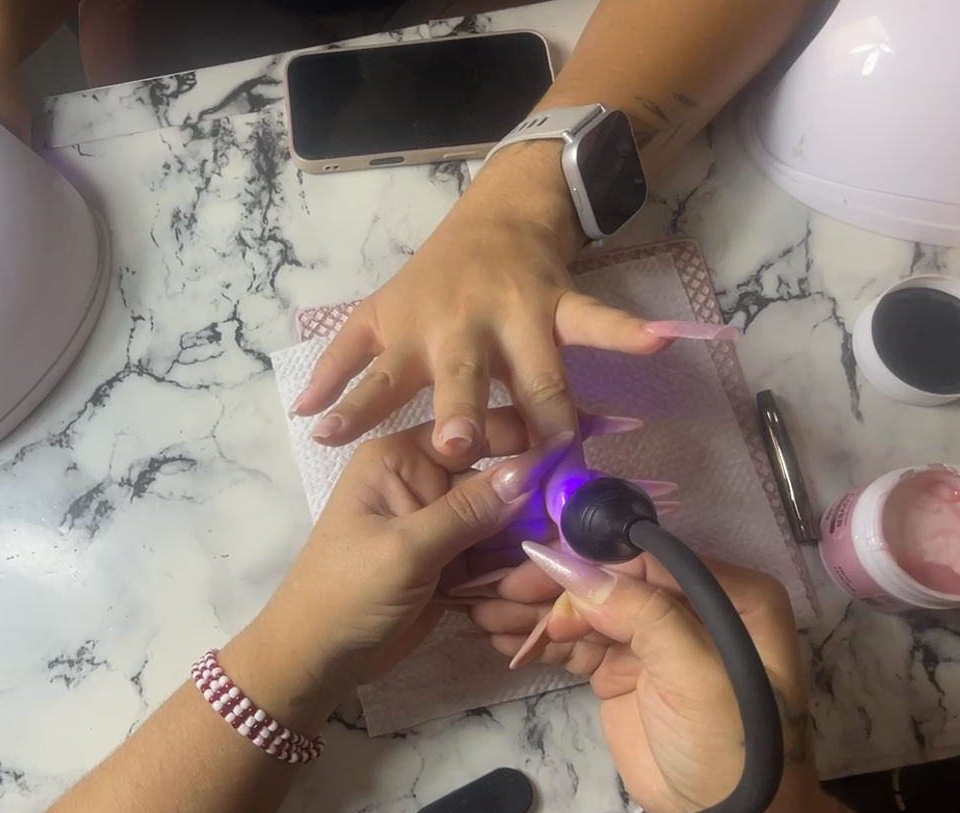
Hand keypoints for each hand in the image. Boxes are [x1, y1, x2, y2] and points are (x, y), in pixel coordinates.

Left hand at [226, 412, 571, 727]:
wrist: (318, 658)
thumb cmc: (346, 593)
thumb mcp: (406, 548)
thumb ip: (469, 510)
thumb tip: (532, 468)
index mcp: (400, 458)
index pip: (475, 434)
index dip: (527, 447)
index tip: (578, 466)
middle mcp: (422, 481)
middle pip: (498, 482)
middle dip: (532, 512)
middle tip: (571, 539)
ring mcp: (437, 524)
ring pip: (502, 525)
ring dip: (524, 551)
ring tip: (547, 576)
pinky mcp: (448, 561)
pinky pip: (493, 558)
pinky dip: (509, 575)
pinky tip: (527, 592)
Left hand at [288, 144, 669, 454]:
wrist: (495, 217)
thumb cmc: (428, 286)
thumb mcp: (374, 319)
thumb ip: (340, 367)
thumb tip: (302, 414)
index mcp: (413, 338)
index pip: (377, 378)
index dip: (352, 406)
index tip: (327, 437)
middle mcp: (460, 329)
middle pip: (461, 376)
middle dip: (461, 410)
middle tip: (460, 447)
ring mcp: (514, 315)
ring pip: (535, 368)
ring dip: (550, 405)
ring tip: (565, 447)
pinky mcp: (560, 302)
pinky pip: (595, 320)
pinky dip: (624, 329)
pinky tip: (658, 341)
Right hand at [468, 546, 826, 812]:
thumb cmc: (733, 751)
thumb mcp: (697, 676)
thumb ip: (643, 615)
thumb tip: (573, 569)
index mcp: (728, 595)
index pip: (644, 560)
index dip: (586, 563)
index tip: (531, 568)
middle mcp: (687, 606)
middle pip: (605, 582)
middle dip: (548, 588)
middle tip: (497, 594)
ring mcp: (649, 637)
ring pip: (582, 611)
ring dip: (533, 614)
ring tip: (484, 615)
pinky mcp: (618, 666)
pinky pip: (573, 643)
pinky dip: (538, 642)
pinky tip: (503, 638)